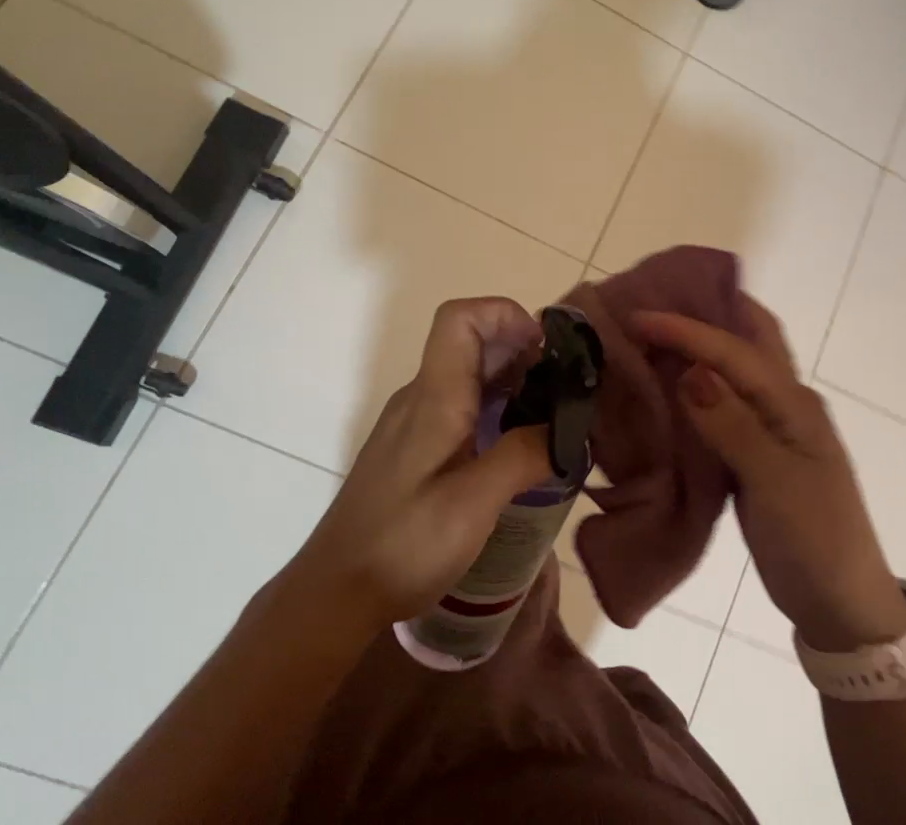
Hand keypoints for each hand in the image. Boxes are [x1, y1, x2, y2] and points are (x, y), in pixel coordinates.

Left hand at [283, 298, 552, 628]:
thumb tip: (569, 431)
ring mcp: (414, 426)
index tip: (546, 349)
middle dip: (522, 349)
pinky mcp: (414, 453)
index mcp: (433, 399)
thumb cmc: (403, 544)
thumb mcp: (474, 504)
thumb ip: (523, 457)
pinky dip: (497, 411)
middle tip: (565, 388)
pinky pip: (460, 409)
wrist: (335, 592)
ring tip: (553, 417)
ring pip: (467, 378)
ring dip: (513, 382)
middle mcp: (420, 400)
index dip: (505, 314)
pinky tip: (519, 448)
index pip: (460, 318)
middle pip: (469, 343)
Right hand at [632, 298, 905, 651]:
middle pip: (750, 341)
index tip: (637, 317)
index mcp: (795, 404)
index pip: (736, 352)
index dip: (687, 331)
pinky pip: (722, 407)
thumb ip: (734, 425)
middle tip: (658, 299)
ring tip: (651, 334)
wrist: (840, 602)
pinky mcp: (754, 457)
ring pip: (735, 371)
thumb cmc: (814, 539)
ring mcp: (771, 431)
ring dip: (700, 347)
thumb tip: (691, 371)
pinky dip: (695, 388)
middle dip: (709, 312)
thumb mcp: (776, 483)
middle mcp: (785, 405)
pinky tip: (664, 390)